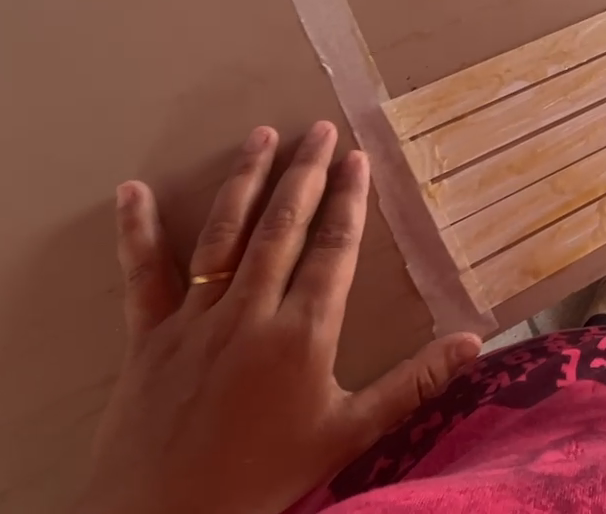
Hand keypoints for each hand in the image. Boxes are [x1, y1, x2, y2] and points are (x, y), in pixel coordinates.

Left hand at [77, 122, 482, 513]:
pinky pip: (144, 277)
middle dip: (304, 173)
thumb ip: (415, 382)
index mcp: (302, 332)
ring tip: (262, 136)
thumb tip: (475, 340)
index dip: (348, 198)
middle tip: (319, 128)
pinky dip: (136, 233)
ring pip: (224, 236)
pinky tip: (131, 191)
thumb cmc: (263, 477)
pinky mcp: (148, 339)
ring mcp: (194, 321)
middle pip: (283, 227)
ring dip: (246, 182)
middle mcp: (250, 313)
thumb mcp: (349, 432)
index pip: (333, 247)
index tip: (356, 157)